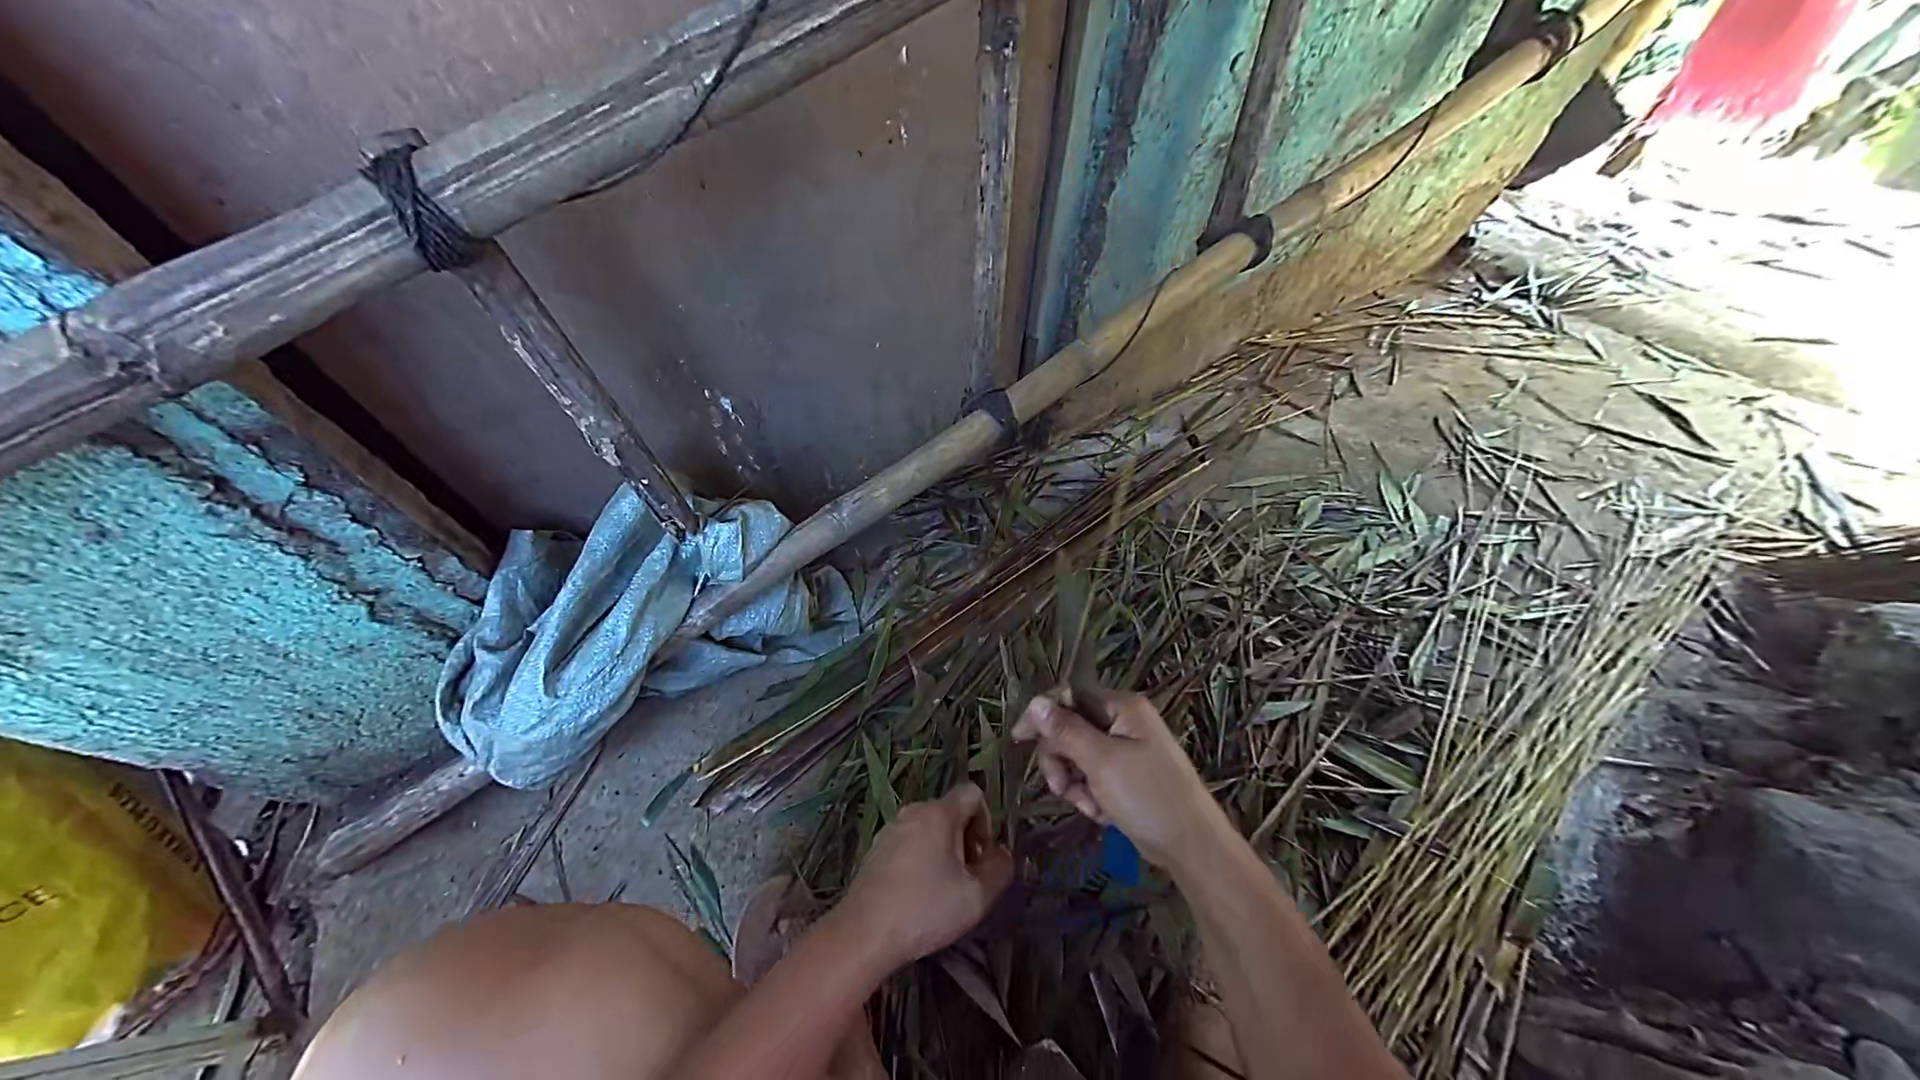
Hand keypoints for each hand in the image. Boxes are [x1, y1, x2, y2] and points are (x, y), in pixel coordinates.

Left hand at [834, 783, 1013, 967]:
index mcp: (938, 813)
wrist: (863, 934)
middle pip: (951, 812)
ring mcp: (890, 829)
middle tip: (967, 879)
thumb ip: (1000, 869)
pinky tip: (918, 896)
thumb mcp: (977, 897)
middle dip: (967, 840)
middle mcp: (913, 811)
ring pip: (930, 828)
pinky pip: (910, 843)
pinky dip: (921, 859)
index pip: (972, 793)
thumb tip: (1002, 854)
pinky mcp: (875, 850)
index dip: (986, 821)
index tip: (982, 857)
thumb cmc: (925, 910)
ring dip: (944, 852)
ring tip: (943, 891)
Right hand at [1011, 691, 1231, 872]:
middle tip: (1062, 788)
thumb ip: (1066, 730)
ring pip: (1077, 756)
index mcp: (1122, 707)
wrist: (1191, 846)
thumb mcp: (1101, 761)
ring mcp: (1126, 749)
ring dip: (1074, 783)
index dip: (1042, 717)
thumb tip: (1035, 703)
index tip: (1018, 739)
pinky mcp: (1126, 776)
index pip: (1069, 698)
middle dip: (1061, 760)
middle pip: (1069, 729)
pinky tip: (1103, 813)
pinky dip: (1090, 795)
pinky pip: (1092, 776)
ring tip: (1089, 805)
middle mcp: (1123, 721)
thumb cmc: (1148, 796)